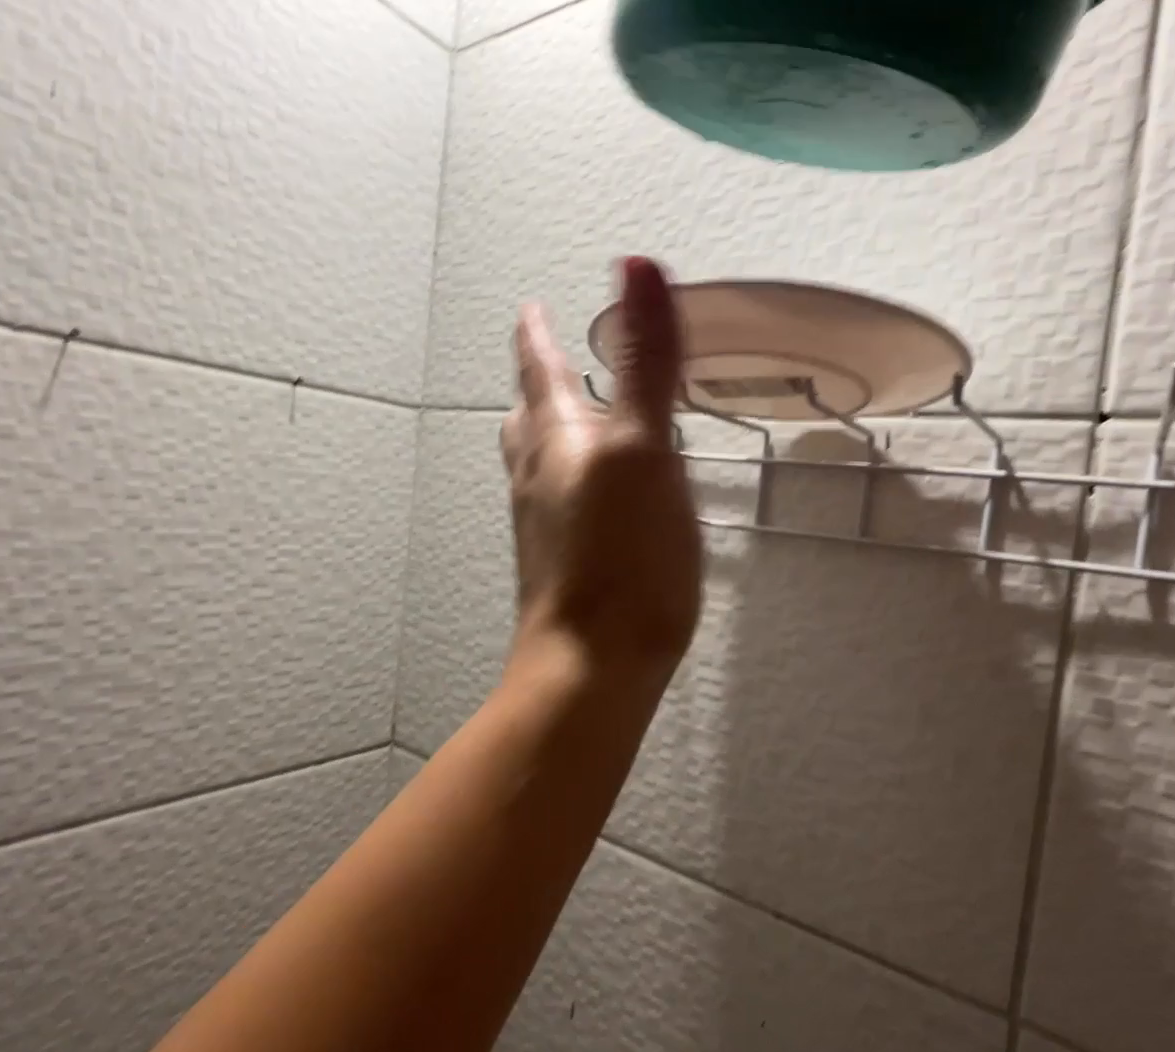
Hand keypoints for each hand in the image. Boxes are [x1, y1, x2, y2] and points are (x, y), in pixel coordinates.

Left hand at [500, 257, 703, 676]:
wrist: (592, 665)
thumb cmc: (623, 556)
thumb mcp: (645, 447)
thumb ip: (646, 360)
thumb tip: (634, 264)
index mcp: (558, 439)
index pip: (541, 371)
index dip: (537, 336)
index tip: (529, 309)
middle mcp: (539, 476)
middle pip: (528, 417)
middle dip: (536, 385)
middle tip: (541, 360)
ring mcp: (544, 524)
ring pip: (536, 461)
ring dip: (546, 431)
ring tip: (559, 419)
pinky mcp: (560, 564)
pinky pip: (556, 501)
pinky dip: (568, 477)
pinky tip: (588, 496)